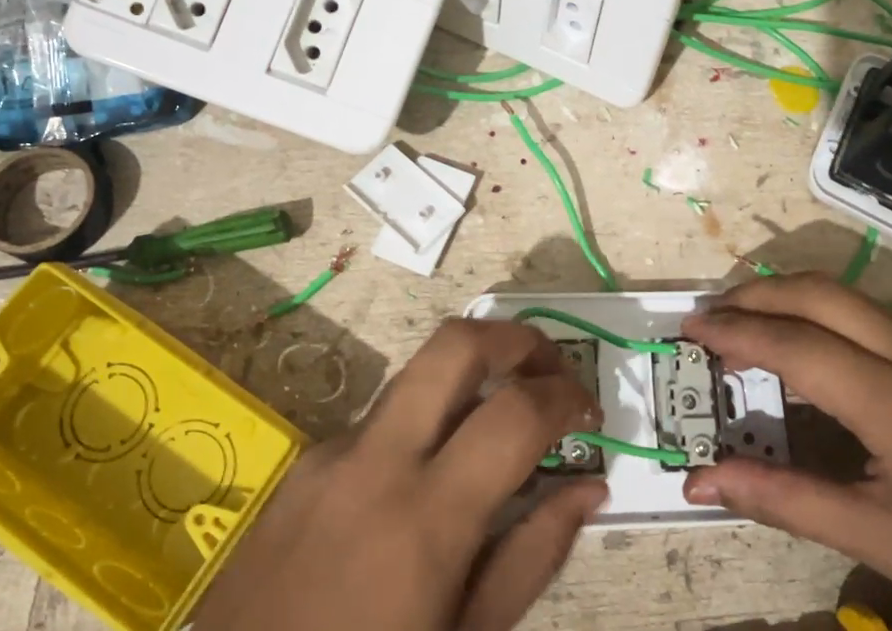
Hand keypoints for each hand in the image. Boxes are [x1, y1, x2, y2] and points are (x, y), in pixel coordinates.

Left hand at [195, 319, 606, 630]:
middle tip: (552, 369)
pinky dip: (422, 429)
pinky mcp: (302, 464)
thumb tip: (587, 487)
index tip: (589, 412)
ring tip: (499, 429)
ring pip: (414, 380)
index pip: (515, 411)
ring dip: (468, 382)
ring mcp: (330, 454)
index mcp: (426, 515)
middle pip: (453, 345)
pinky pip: (378, 424)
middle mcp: (374, 460)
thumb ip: (534, 553)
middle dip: (516, 338)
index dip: (566, 397)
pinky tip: (427, 483)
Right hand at [678, 275, 891, 612]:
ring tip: (742, 321)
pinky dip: (820, 312)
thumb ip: (783, 500)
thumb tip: (699, 481)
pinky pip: (871, 313)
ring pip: (848, 295)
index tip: (689, 331)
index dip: (736, 334)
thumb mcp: (876, 539)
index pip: (798, 346)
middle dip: (754, 294)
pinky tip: (804, 343)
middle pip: (821, 294)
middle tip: (707, 316)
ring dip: (787, 296)